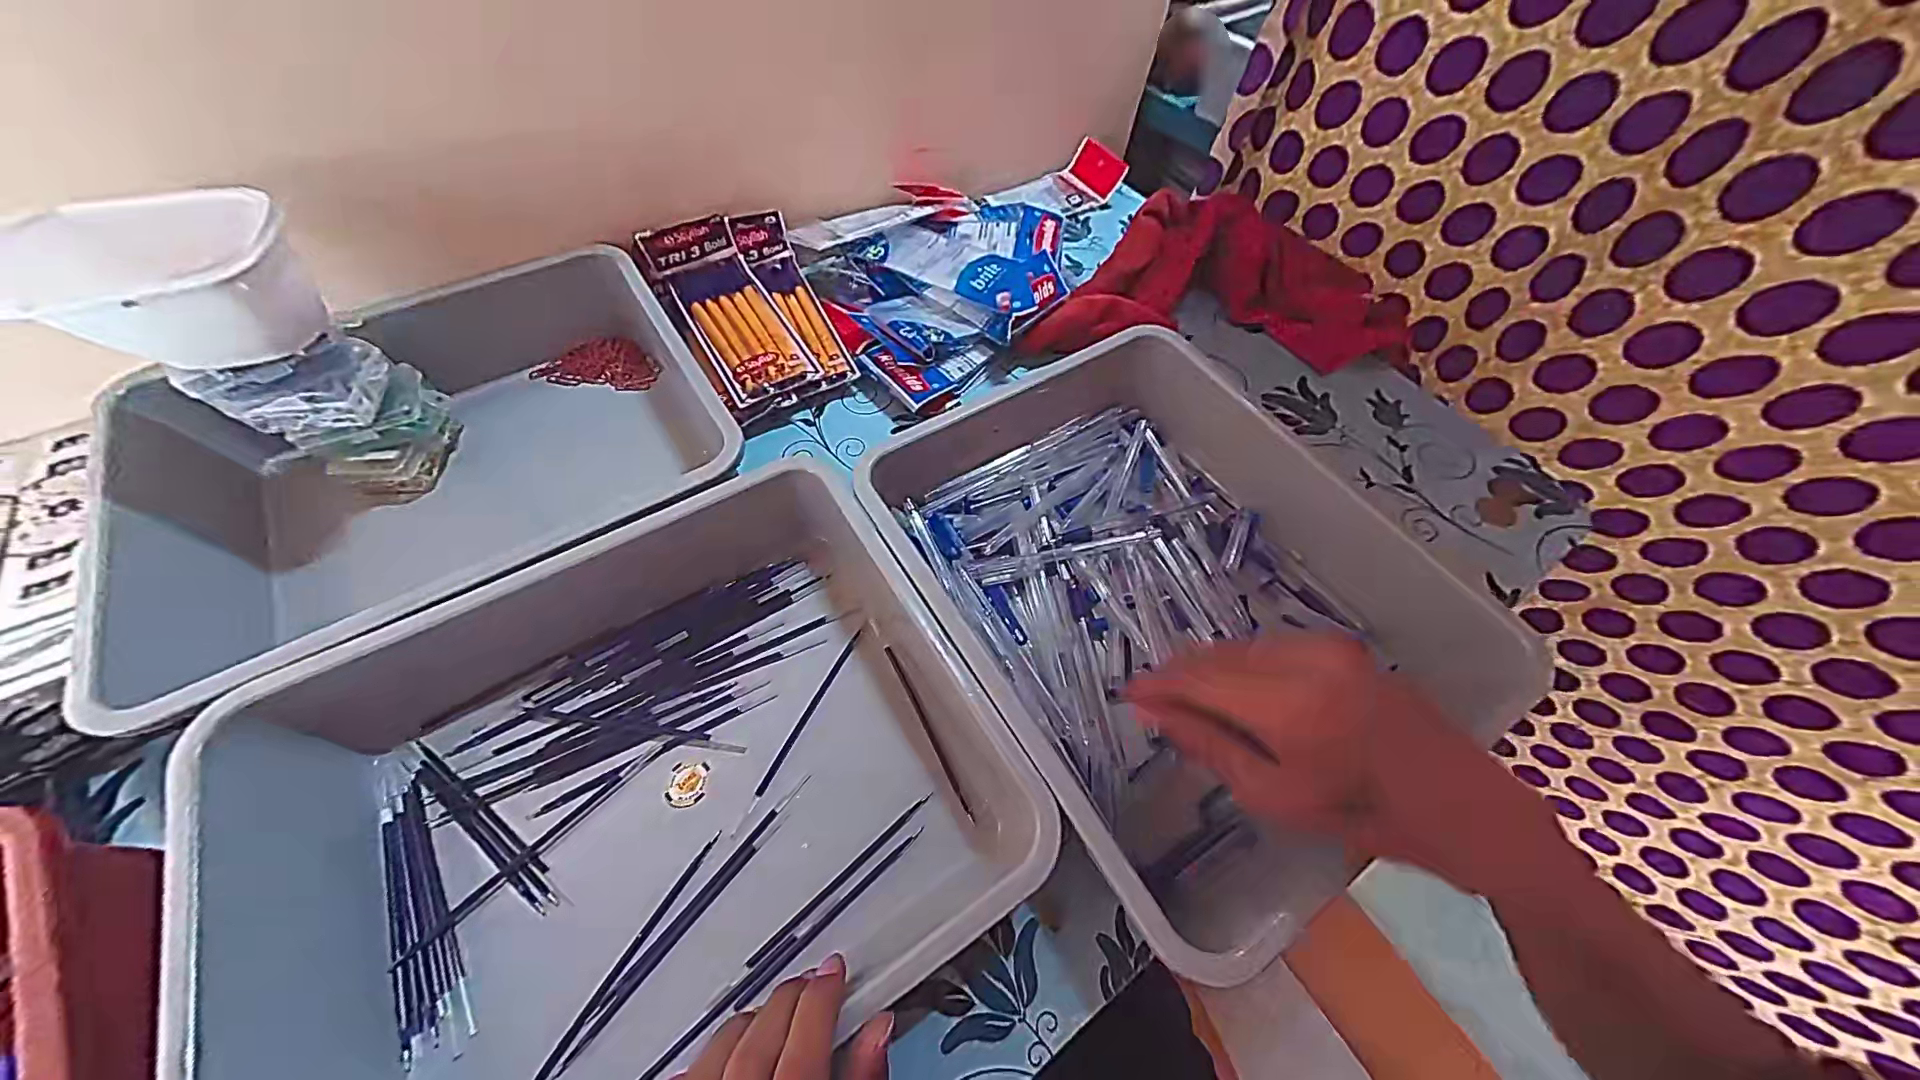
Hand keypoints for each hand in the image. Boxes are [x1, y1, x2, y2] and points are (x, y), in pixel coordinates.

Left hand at [678, 953, 890, 1079]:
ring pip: (725, 1043)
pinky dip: (711, 1053)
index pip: (808, 1027)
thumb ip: (863, 1073)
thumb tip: (878, 1028)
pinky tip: (725, 1051)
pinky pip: (690, 1070)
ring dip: (754, 1019)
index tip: (835, 970)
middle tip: (815, 984)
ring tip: (776, 1013)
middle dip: (794, 996)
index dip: (826, 989)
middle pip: (766, 1028)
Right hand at [1125, 634, 1567, 897]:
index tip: (1129, 695)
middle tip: (1153, 702)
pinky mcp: (1341, 645)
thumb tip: (1153, 713)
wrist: (1466, 806)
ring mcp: (1327, 646)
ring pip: (1239, 648)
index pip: (1197, 679)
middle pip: (1214, 655)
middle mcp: (1304, 660)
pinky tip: (1236, 692)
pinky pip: (1268, 647)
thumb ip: (1207, 744)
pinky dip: (1241, 666)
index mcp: (1288, 705)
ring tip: (1191, 701)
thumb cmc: (1367, 816)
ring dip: (1208, 670)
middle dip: (1178, 676)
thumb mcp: (1275, 795)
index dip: (1157, 685)